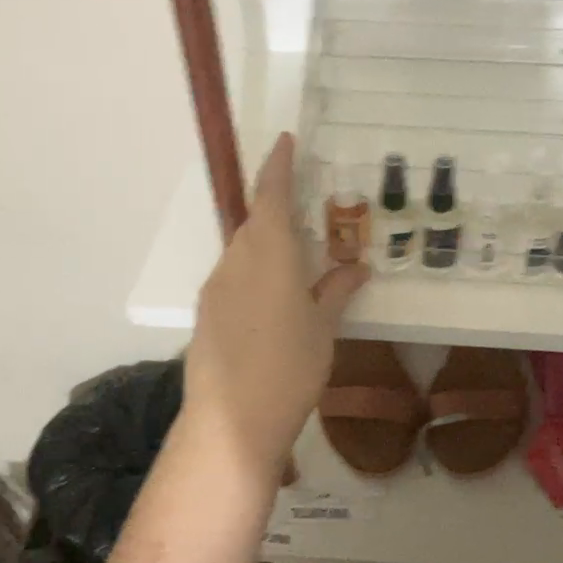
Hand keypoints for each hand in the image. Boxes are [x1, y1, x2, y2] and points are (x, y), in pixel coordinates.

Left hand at [182, 134, 367, 476]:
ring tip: (295, 269)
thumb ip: (337, 290)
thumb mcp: (323, 328)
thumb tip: (358, 266)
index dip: (278, 166)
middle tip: (308, 220)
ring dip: (266, 249)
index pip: (271, 195)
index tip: (285, 142)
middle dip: (277, 214)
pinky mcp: (205, 314)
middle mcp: (236, 260)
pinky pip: (233, 279)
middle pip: (255, 223)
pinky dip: (253, 276)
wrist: (234, 421)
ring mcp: (215, 287)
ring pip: (242, 252)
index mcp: (269, 253)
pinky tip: (271, 305)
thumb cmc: (291, 367)